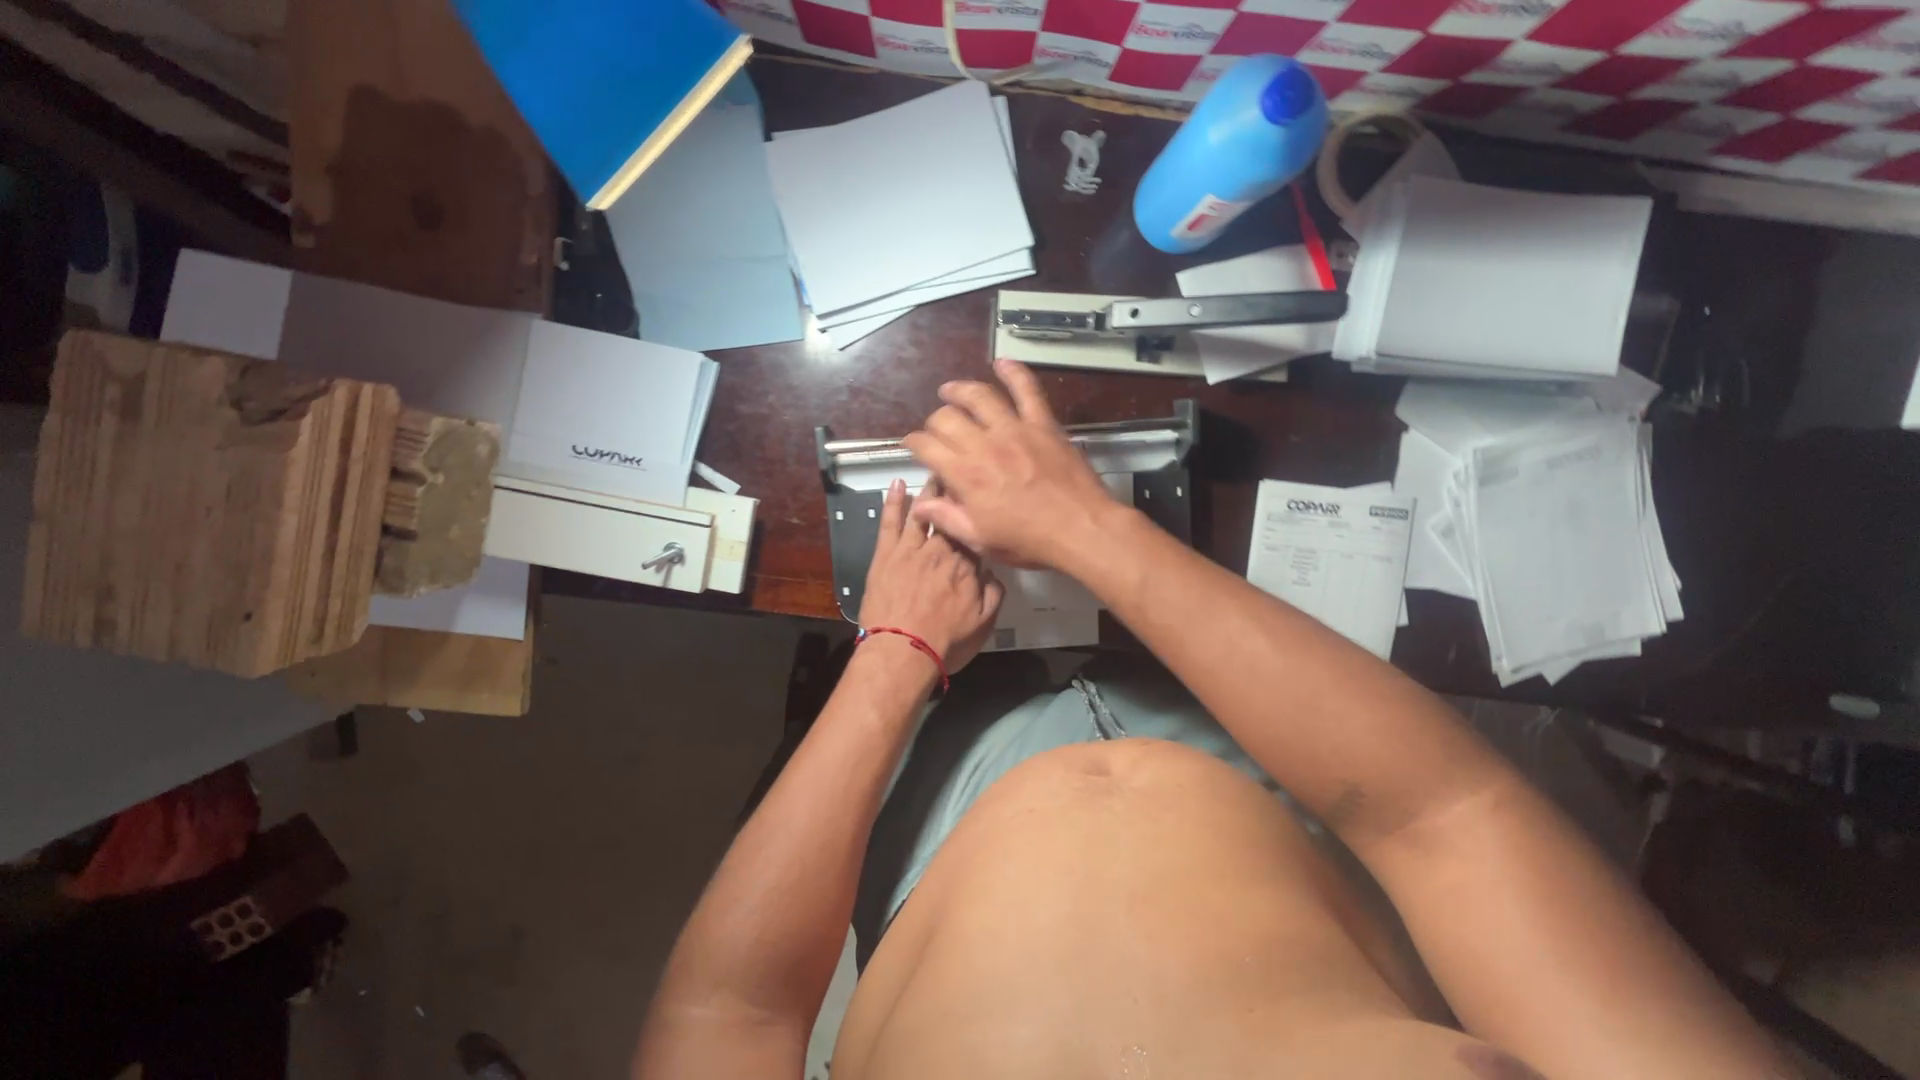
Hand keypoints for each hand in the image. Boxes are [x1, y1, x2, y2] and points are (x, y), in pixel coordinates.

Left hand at [858, 479, 1004, 674]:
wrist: (902, 651)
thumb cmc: (945, 642)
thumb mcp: (985, 624)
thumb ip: (994, 594)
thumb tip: (995, 572)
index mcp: (967, 565)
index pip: (974, 532)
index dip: (977, 513)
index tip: (981, 496)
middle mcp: (941, 550)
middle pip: (950, 516)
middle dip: (956, 494)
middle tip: (960, 472)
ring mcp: (910, 549)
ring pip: (923, 511)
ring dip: (930, 490)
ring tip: (937, 472)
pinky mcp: (885, 555)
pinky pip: (890, 522)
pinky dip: (894, 501)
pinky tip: (897, 484)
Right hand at [903, 358, 1124, 569]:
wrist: (1080, 528)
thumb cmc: (1030, 540)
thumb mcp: (981, 540)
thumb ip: (947, 519)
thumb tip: (920, 505)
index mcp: (965, 475)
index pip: (927, 447)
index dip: (914, 443)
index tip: (913, 444)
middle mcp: (984, 445)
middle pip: (946, 418)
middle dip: (934, 421)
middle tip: (936, 428)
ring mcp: (1014, 430)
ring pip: (979, 397)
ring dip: (959, 390)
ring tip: (950, 390)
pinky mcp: (1042, 424)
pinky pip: (1026, 390)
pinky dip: (1013, 372)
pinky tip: (1001, 362)